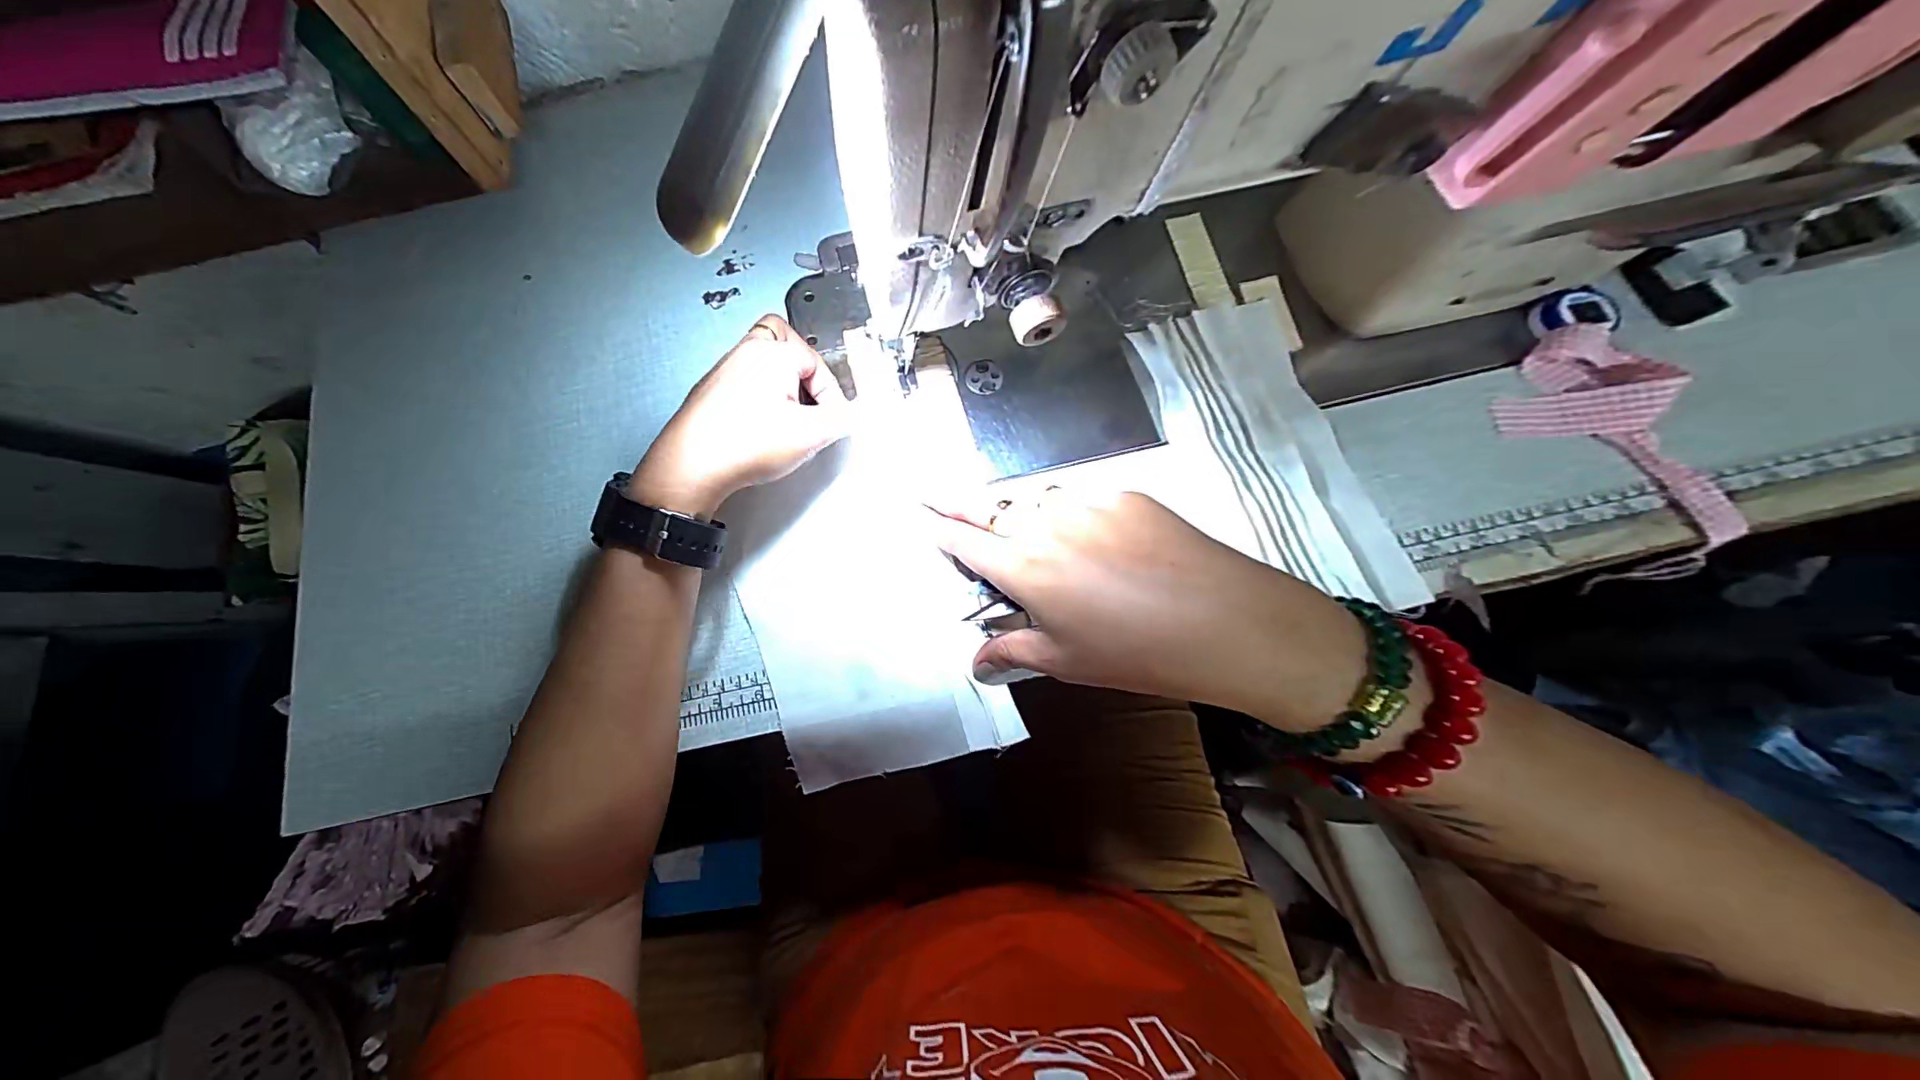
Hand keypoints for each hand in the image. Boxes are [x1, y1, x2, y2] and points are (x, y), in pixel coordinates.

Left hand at [633, 315, 850, 516]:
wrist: (693, 466)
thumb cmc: (741, 443)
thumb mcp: (811, 435)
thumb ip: (841, 420)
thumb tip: (851, 415)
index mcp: (772, 353)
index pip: (818, 362)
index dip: (832, 392)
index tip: (834, 417)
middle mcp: (745, 354)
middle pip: (785, 339)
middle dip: (805, 368)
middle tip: (812, 397)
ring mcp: (725, 371)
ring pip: (764, 361)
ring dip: (783, 384)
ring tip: (790, 417)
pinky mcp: (713, 393)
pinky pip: (746, 382)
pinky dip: (761, 397)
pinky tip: (765, 427)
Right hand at [929, 489, 1393, 732]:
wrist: (1229, 621)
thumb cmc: (1138, 652)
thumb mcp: (1068, 661)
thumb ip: (1013, 651)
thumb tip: (976, 662)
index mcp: (1025, 567)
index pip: (964, 540)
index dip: (938, 527)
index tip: (921, 512)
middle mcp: (1047, 523)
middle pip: (996, 510)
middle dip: (978, 516)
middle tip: (979, 529)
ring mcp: (1088, 501)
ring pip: (1041, 500)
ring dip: (1032, 518)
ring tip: (1056, 551)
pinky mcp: (1126, 493)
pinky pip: (1083, 498)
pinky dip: (1076, 516)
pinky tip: (1103, 546)